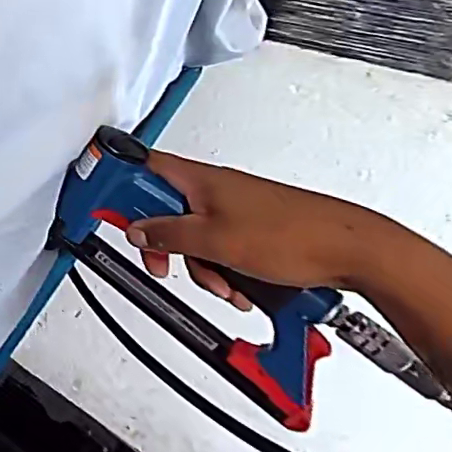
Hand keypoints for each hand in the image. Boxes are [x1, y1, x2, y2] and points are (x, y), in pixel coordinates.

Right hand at [126, 152, 418, 308]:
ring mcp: (227, 207)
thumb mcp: (215, 240)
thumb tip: (137, 230)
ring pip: (187, 232)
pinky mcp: (245, 228)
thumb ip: (167, 234)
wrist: (354, 253)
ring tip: (218, 281)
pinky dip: (217, 266)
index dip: (114, 181)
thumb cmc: (295, 234)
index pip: (138, 166)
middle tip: (158, 258)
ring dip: (194, 262)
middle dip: (159, 239)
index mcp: (196, 178)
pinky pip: (213, 245)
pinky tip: (235, 284)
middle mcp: (209, 188)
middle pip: (159, 207)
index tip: (97, 200)